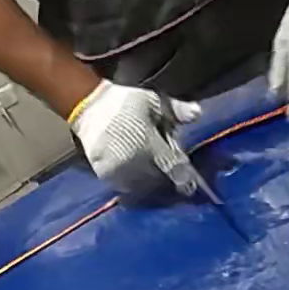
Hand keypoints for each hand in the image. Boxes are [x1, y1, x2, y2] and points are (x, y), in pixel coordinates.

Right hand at [67, 80, 203, 198]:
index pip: (172, 167)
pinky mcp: (106, 176)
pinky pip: (124, 188)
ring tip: (155, 182)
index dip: (184, 179)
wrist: (91, 108)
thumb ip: (176, 111)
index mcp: (149, 144)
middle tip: (173, 182)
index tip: (191, 188)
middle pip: (157, 181)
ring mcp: (118, 172)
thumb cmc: (126, 102)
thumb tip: (197, 114)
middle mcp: (134, 162)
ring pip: (140, 188)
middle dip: (167, 182)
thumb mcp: (154, 101)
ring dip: (151, 187)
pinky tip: (138, 180)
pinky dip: (134, 186)